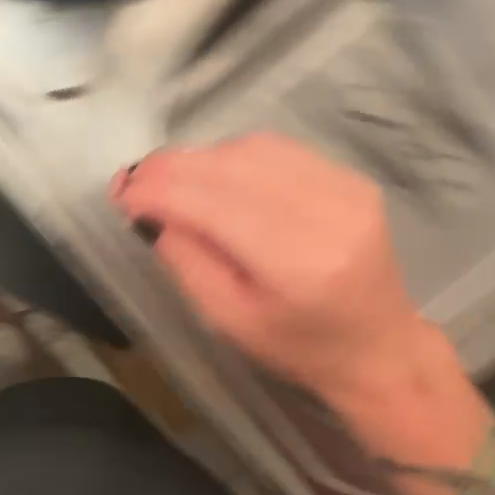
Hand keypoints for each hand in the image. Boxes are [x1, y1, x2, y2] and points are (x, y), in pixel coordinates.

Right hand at [110, 133, 435, 405]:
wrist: (375, 346)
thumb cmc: (293, 346)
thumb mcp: (225, 319)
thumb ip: (186, 261)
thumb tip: (150, 212)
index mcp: (296, 262)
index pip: (212, 204)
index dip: (158, 191)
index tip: (119, 195)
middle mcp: (327, 212)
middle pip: (230, 165)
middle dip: (170, 167)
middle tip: (130, 181)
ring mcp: (344, 187)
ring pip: (249, 148)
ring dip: (197, 159)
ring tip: (164, 180)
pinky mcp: (349, 177)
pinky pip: (275, 148)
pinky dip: (229, 156)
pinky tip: (209, 176)